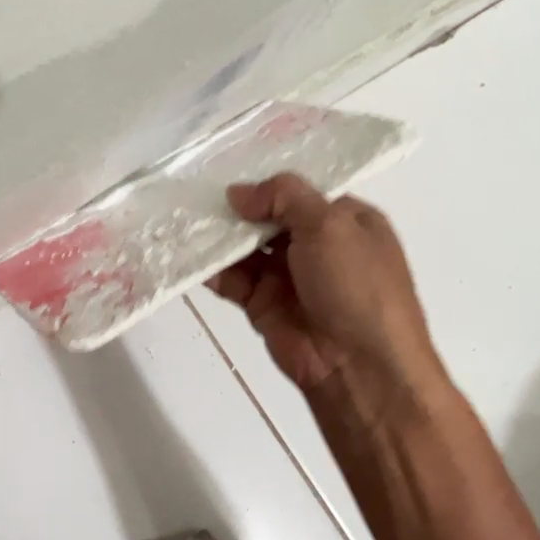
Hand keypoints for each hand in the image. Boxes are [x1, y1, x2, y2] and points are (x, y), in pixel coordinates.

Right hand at [206, 174, 443, 397]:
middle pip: (267, 220)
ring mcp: (288, 278)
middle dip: (235, 211)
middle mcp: (316, 246)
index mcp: (345, 221)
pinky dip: (210, 271)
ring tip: (181, 223)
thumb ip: (284, 198)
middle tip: (193, 196)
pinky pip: (232, 281)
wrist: (358, 365)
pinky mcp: (262, 306)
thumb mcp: (330, 225)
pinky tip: (186, 257)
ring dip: (217, 239)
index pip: (299, 194)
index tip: (225, 174)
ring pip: (245, 250)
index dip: (266, 186)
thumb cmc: (356, 285)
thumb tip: (237, 192)